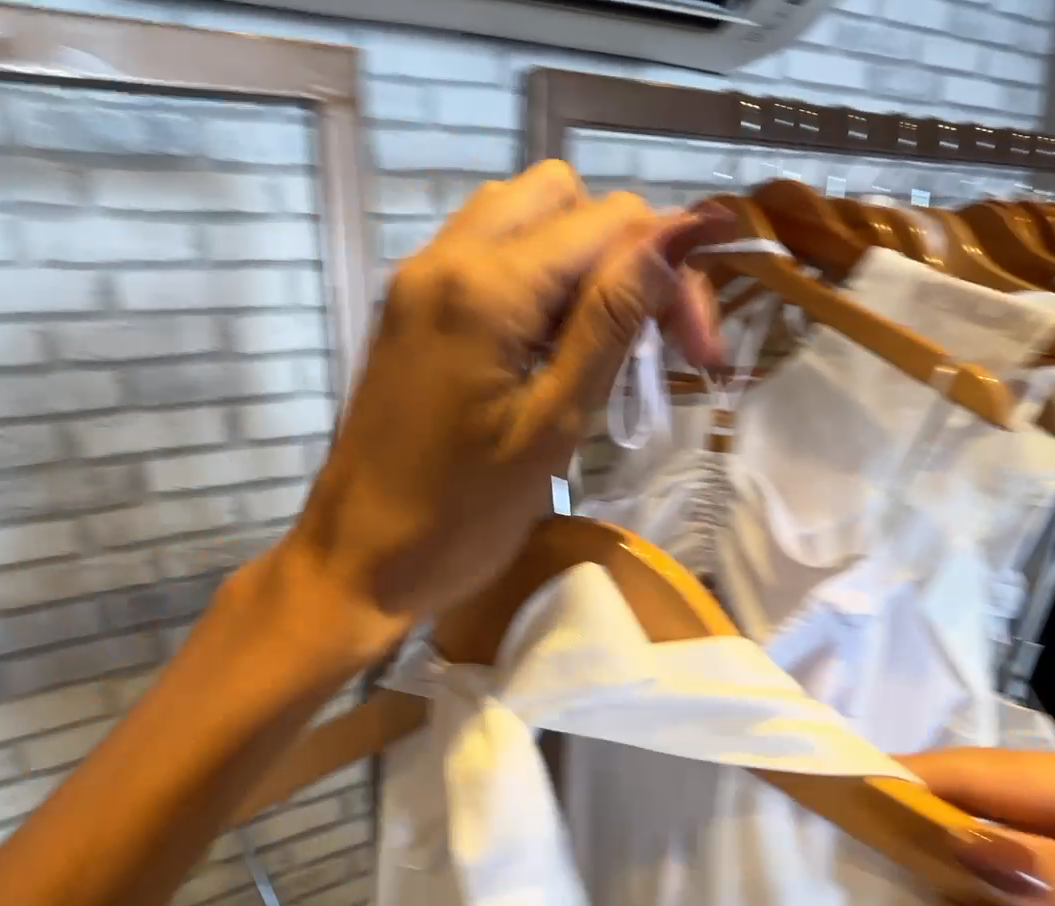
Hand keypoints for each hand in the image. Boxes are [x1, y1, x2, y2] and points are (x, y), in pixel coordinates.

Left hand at [281, 161, 724, 648]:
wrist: (356, 561)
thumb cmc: (459, 518)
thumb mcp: (551, 426)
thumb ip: (612, 320)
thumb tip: (681, 231)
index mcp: (484, 287)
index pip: (610, 221)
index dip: (672, 271)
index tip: (698, 351)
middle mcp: (444, 258)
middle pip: (560, 196)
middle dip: (622, 248)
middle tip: (646, 336)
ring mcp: (416, 280)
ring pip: (517, 215)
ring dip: (574, 257)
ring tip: (597, 339)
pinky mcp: (405, 308)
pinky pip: (480, 252)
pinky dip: (528, 274)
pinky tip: (544, 343)